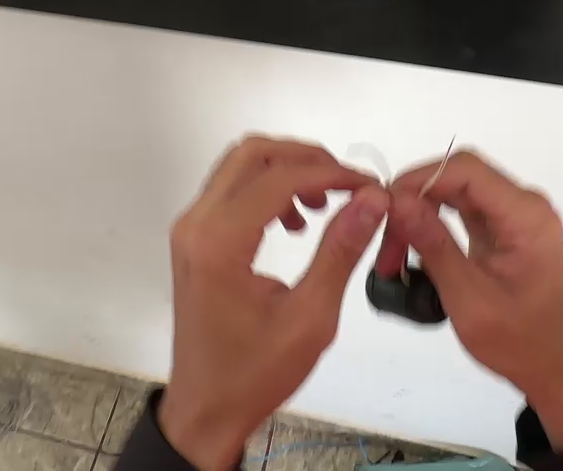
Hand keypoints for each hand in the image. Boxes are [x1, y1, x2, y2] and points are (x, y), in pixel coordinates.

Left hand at [160, 137, 389, 470]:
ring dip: (286, 169)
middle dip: (306, 158)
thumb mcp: (310, 319)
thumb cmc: (256, 373)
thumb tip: (372, 199)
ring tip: (323, 204)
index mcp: (220, 243)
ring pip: (241, 164)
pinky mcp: (194, 234)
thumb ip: (340, 251)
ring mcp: (190, 225)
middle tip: (345, 184)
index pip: (279, 178)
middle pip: (253, 153)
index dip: (330, 173)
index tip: (368, 185)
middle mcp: (196, 222)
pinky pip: (232, 187)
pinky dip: (268, 186)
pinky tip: (296, 221)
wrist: (205, 409)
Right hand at [377, 151, 562, 452]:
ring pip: (456, 188)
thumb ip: (434, 245)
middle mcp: (524, 204)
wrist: (555, 373)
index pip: (467, 170)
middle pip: (460, 175)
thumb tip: (397, 200)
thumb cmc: (518, 342)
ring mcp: (515, 214)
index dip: (422, 178)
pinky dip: (434, 219)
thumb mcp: (469, 300)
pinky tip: (413, 242)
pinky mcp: (504, 226)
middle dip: (417, 197)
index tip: (387, 205)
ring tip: (394, 243)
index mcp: (526, 215)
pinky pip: (462, 206)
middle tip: (387, 234)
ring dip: (421, 209)